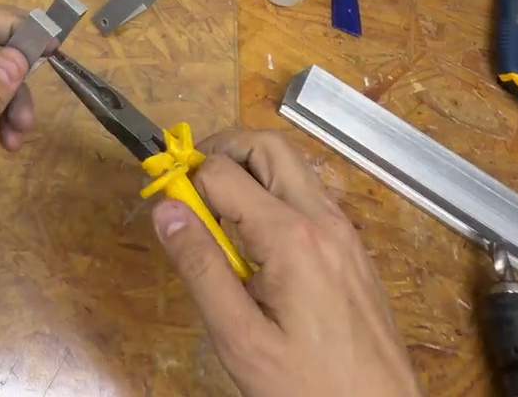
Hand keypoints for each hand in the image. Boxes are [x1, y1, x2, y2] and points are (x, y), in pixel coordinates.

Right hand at [152, 130, 420, 396]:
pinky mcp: (352, 249)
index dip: (186, 183)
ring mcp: (343, 232)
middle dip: (221, 152)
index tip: (170, 209)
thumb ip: (200, 267)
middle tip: (193, 187)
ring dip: (248, 171)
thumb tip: (165, 208)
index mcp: (292, 238)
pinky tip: (256, 242)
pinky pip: (306, 195)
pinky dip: (272, 194)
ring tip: (219, 215)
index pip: (222, 172)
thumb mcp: (240, 338)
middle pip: (265, 146)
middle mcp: (323, 220)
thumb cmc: (308, 388)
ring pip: (289, 165)